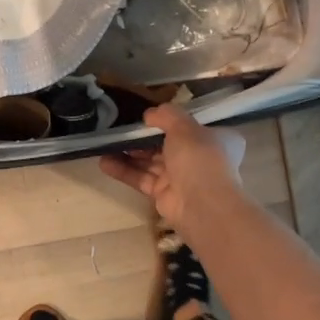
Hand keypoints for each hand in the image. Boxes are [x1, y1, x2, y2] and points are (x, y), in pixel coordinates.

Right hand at [99, 106, 247, 229]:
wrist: (202, 205)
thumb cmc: (199, 157)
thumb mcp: (184, 126)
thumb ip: (166, 115)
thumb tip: (149, 114)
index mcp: (216, 139)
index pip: (192, 126)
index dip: (171, 120)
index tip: (149, 114)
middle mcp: (200, 158)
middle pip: (167, 143)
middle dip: (143, 137)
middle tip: (120, 128)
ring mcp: (181, 177)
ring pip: (151, 161)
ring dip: (129, 153)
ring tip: (105, 143)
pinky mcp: (164, 194)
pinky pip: (142, 178)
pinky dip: (124, 170)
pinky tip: (104, 162)